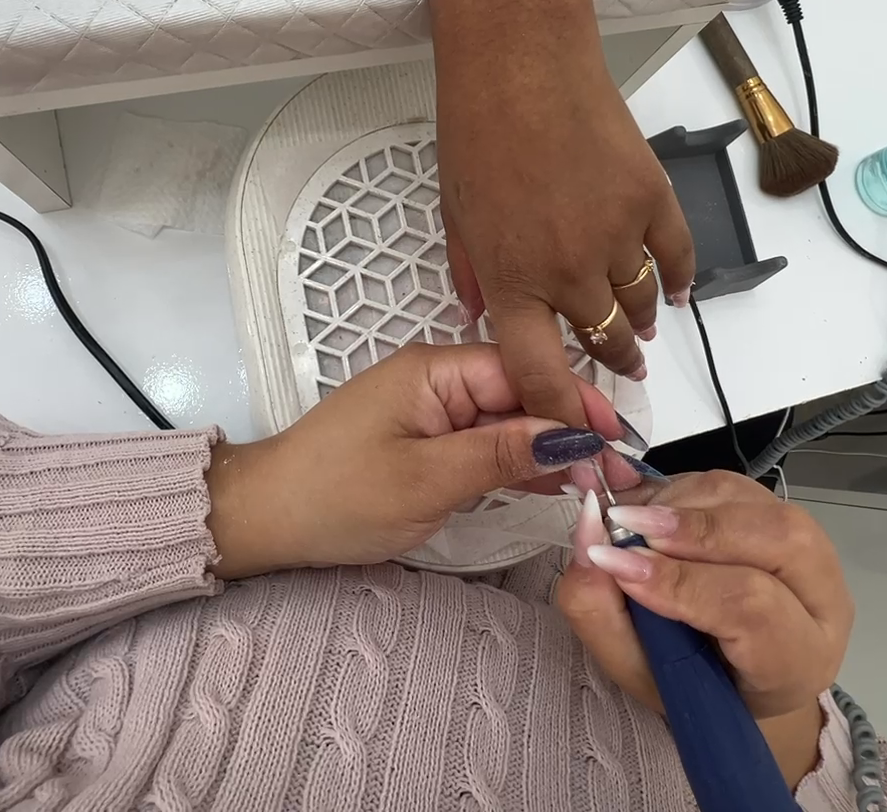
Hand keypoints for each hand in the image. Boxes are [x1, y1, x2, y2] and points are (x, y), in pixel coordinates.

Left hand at [205, 343, 645, 578]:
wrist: (269, 518)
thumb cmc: (337, 495)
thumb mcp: (428, 479)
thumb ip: (502, 453)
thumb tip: (571, 437)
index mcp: (435, 369)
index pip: (522, 371)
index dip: (573, 403)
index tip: (617, 439)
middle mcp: (438, 378)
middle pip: (520, 394)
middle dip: (569, 431)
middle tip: (617, 473)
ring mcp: (433, 408)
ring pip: (507, 420)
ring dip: (549, 450)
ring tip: (599, 483)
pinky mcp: (428, 436)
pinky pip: (484, 441)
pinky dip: (516, 461)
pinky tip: (555, 481)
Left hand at [436, 22, 694, 427]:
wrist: (520, 61)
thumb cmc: (475, 131)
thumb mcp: (455, 214)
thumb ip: (474, 274)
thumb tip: (486, 314)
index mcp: (511, 280)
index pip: (540, 375)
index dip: (561, 413)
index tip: (577, 429)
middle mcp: (568, 272)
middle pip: (605, 342)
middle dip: (613, 363)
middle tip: (620, 369)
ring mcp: (617, 236)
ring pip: (645, 304)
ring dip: (644, 324)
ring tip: (644, 331)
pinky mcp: (653, 199)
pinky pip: (679, 257)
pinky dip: (682, 280)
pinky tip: (677, 292)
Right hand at [555, 471, 853, 783]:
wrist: (725, 668)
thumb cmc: (686, 680)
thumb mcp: (634, 670)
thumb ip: (601, 612)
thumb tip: (586, 539)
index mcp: (797, 660)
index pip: (753, 609)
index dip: (681, 582)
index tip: (613, 563)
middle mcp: (823, 599)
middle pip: (777, 538)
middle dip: (692, 526)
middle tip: (623, 524)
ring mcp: (808, 546)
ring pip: (750, 499)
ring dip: (679, 501)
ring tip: (627, 520)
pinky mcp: (776, 509)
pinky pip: (729, 482)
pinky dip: (678, 488)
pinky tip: (645, 512)